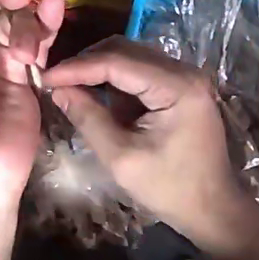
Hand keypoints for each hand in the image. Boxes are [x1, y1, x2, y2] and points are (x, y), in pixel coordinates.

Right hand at [42, 37, 258, 255]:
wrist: (213, 209)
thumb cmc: (169, 188)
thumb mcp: (121, 157)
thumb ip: (88, 118)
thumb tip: (57, 89)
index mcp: (177, 86)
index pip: (117, 61)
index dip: (77, 67)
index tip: (45, 77)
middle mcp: (184, 71)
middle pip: (124, 50)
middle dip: (86, 63)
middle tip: (55, 81)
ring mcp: (185, 77)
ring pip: (130, 56)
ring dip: (98, 69)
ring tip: (69, 87)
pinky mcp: (180, 86)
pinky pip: (139, 71)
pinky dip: (114, 80)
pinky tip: (94, 95)